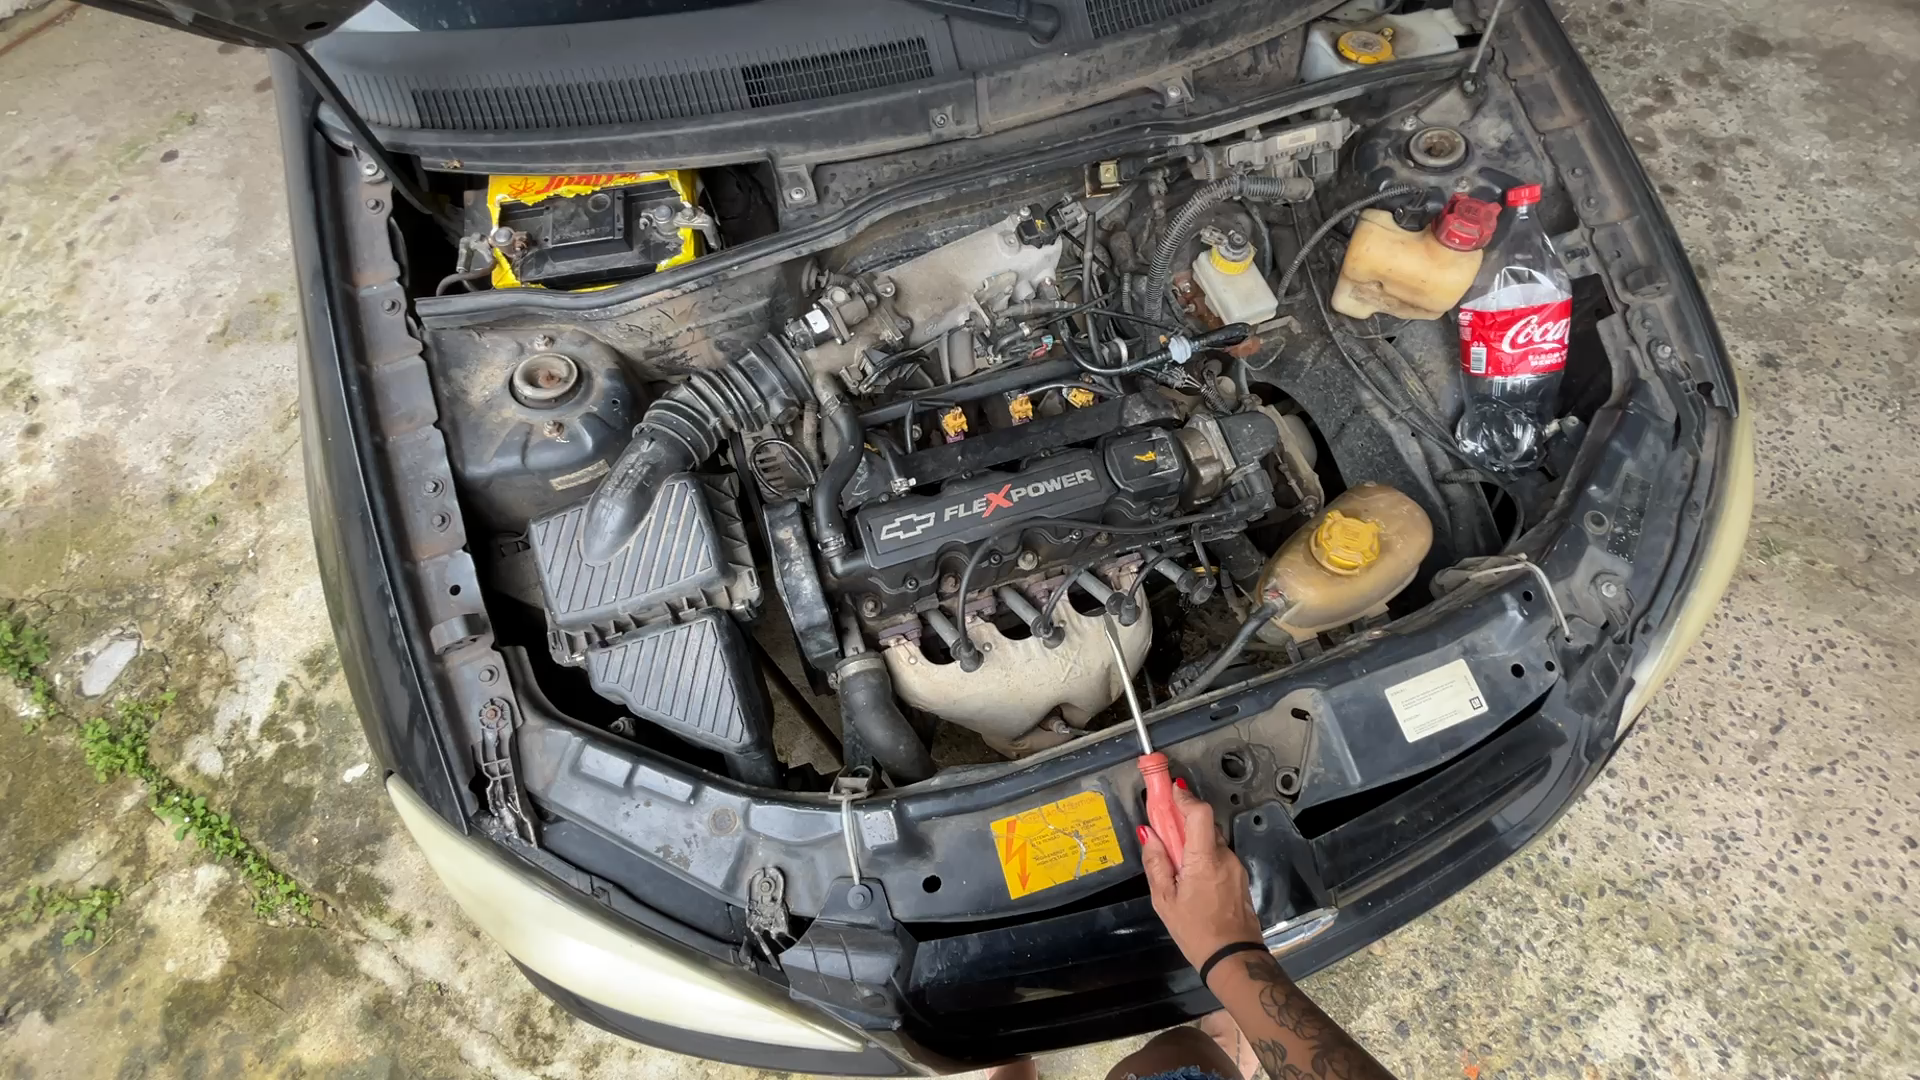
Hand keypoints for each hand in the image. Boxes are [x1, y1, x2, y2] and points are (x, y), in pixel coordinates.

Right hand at [1138, 780, 1263, 974]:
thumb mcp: (1164, 900)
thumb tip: (1149, 834)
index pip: (1200, 813)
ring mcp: (1236, 867)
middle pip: (1205, 824)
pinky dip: (1203, 853)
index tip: (1171, 788)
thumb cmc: (1196, 931)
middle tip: (1165, 823)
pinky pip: (1219, 855)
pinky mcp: (1240, 878)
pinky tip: (1191, 873)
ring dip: (1194, 838)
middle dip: (1184, 818)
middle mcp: (1224, 857)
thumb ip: (1155, 863)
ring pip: (1212, 840)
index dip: (1185, 797)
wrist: (1235, 960)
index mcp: (1205, 859)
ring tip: (1175, 856)